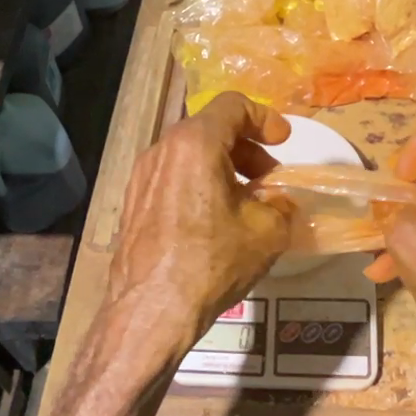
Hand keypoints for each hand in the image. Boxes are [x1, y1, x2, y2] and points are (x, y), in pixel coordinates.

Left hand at [103, 93, 293, 361]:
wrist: (151, 310)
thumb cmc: (212, 262)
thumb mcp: (266, 232)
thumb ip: (281, 205)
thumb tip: (280, 202)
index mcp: (195, 143)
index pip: (233, 105)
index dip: (264, 118)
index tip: (283, 142)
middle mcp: (162, 150)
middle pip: (209, 129)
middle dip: (246, 147)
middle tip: (270, 177)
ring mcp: (142, 176)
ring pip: (189, 154)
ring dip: (223, 167)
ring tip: (247, 201)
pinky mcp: (133, 203)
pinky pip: (173, 177)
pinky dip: (200, 183)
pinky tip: (216, 220)